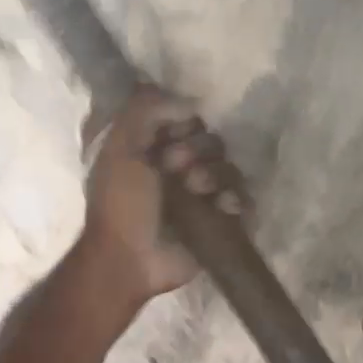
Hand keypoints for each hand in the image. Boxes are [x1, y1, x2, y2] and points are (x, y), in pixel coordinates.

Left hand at [78, 85, 250, 300]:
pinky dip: (236, 199)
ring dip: (215, 174)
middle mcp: (181, 172)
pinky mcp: (218, 224)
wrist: (128, 259)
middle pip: (213, 142)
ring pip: (230, 169)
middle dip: (199, 150)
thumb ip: (146, 108)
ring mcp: (201, 199)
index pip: (190, 121)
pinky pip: (243, 202)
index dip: (185, 124)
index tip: (170, 137)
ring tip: (196, 190)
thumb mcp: (119, 145)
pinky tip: (222, 205)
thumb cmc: (120, 204)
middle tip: (177, 169)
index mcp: (156, 151)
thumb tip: (191, 103)